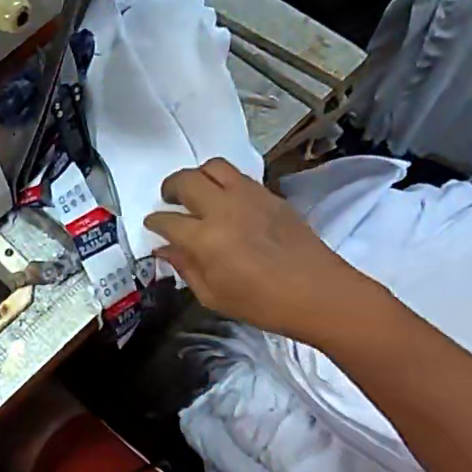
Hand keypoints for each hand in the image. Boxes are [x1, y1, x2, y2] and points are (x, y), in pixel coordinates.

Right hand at [143, 159, 378, 344]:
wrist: (318, 293)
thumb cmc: (262, 304)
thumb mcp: (213, 296)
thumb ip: (186, 268)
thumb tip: (165, 250)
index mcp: (205, 238)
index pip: (167, 221)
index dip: (155, 222)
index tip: (153, 225)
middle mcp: (224, 208)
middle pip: (186, 180)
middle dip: (170, 188)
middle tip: (169, 199)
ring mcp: (249, 197)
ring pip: (214, 166)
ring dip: (198, 176)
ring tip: (197, 191)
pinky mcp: (271, 195)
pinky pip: (240, 176)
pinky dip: (225, 182)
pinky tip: (227, 201)